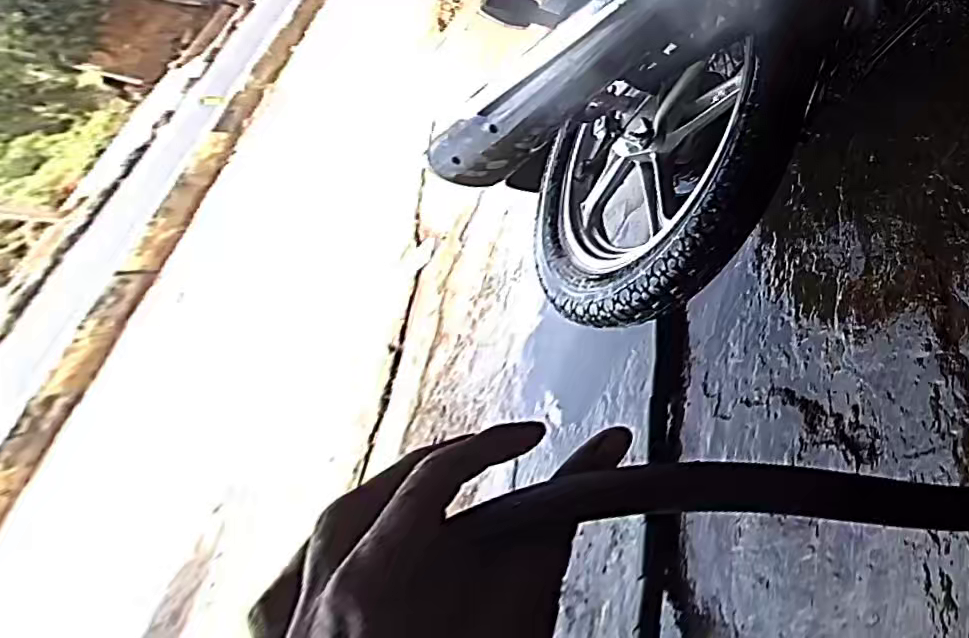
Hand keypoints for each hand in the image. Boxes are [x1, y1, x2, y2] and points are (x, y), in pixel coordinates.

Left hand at [249, 422, 631, 637]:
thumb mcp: (527, 589)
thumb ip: (566, 505)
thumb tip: (609, 444)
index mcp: (371, 581)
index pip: (432, 477)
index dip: (491, 444)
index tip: (530, 437)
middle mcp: (316, 608)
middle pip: (363, 501)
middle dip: (431, 464)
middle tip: (484, 451)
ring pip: (312, 549)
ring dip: (375, 505)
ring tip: (421, 490)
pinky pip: (281, 600)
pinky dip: (326, 563)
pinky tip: (355, 561)